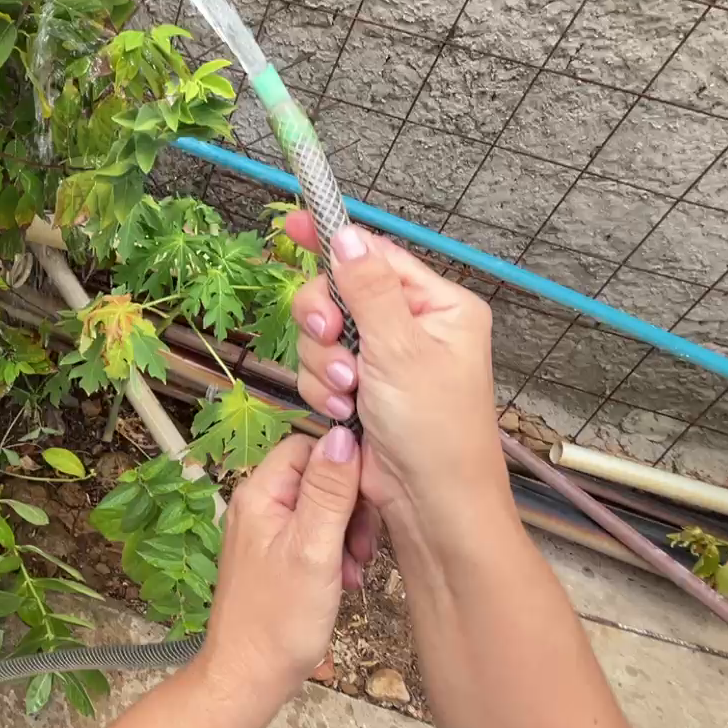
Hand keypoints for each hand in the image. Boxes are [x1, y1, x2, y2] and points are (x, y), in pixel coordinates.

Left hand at [195, 432, 361, 709]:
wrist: (249, 673)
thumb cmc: (280, 616)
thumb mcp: (313, 549)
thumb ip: (328, 491)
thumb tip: (342, 434)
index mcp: (260, 493)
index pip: (306, 447)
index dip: (341, 466)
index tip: (367, 501)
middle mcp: (258, 503)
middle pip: (316, 476)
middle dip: (348, 506)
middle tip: (361, 548)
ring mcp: (265, 529)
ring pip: (320, 506)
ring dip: (345, 533)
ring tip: (353, 570)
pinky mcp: (275, 552)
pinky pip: (313, 533)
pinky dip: (334, 552)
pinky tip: (344, 580)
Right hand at [285, 213, 506, 522]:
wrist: (427, 503)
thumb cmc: (435, 428)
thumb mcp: (402, 350)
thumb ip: (369, 290)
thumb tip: (346, 235)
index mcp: (435, 306)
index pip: (375, 256)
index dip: (333, 240)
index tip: (293, 224)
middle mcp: (405, 325)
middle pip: (334, 293)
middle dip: (324, 323)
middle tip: (331, 339)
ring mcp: (376, 356)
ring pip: (317, 334)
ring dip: (323, 364)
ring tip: (348, 393)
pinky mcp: (353, 385)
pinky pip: (313, 367)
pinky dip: (319, 388)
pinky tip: (342, 410)